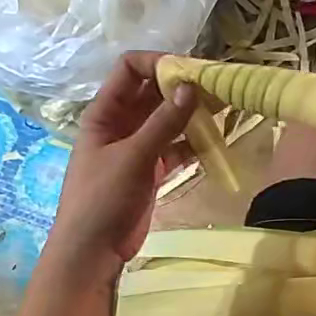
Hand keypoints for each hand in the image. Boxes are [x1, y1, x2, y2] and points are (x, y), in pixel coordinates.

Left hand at [44, 51, 196, 276]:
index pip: (130, 70)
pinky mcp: (149, 171)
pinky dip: (192, 144)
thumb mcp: (132, 157)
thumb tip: (191, 86)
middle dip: (182, 88)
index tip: (191, 71)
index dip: (158, 63)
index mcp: (105, 113)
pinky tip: (215, 142)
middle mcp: (120, 124)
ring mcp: (136, 148)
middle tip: (218, 88)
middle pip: (153, 94)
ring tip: (225, 111)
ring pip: (167, 122)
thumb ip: (163, 123)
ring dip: (191, 116)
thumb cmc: (101, 199)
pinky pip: (174, 149)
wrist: (91, 252)